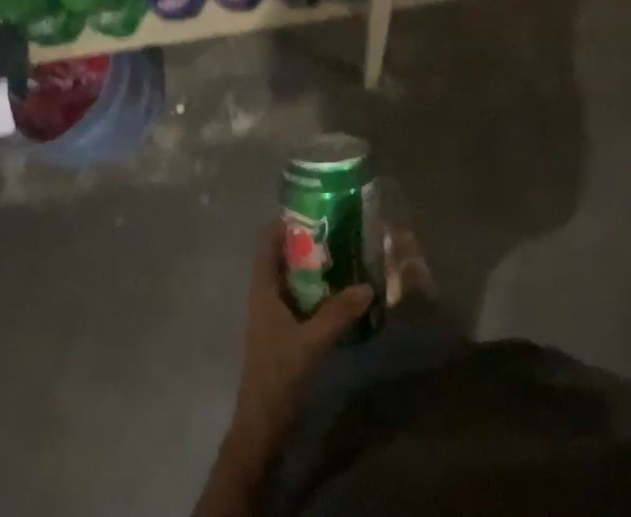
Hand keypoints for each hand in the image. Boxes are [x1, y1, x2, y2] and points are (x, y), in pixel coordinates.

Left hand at [228, 222, 374, 444]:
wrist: (263, 421)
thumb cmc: (279, 374)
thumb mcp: (311, 341)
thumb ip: (338, 313)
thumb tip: (367, 285)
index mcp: (262, 291)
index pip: (266, 245)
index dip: (282, 224)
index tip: (311, 208)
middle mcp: (265, 298)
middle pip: (281, 259)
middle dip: (304, 242)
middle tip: (337, 228)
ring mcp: (274, 317)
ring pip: (292, 281)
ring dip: (313, 267)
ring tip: (345, 253)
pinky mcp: (285, 334)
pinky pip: (301, 301)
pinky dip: (318, 292)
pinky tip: (343, 293)